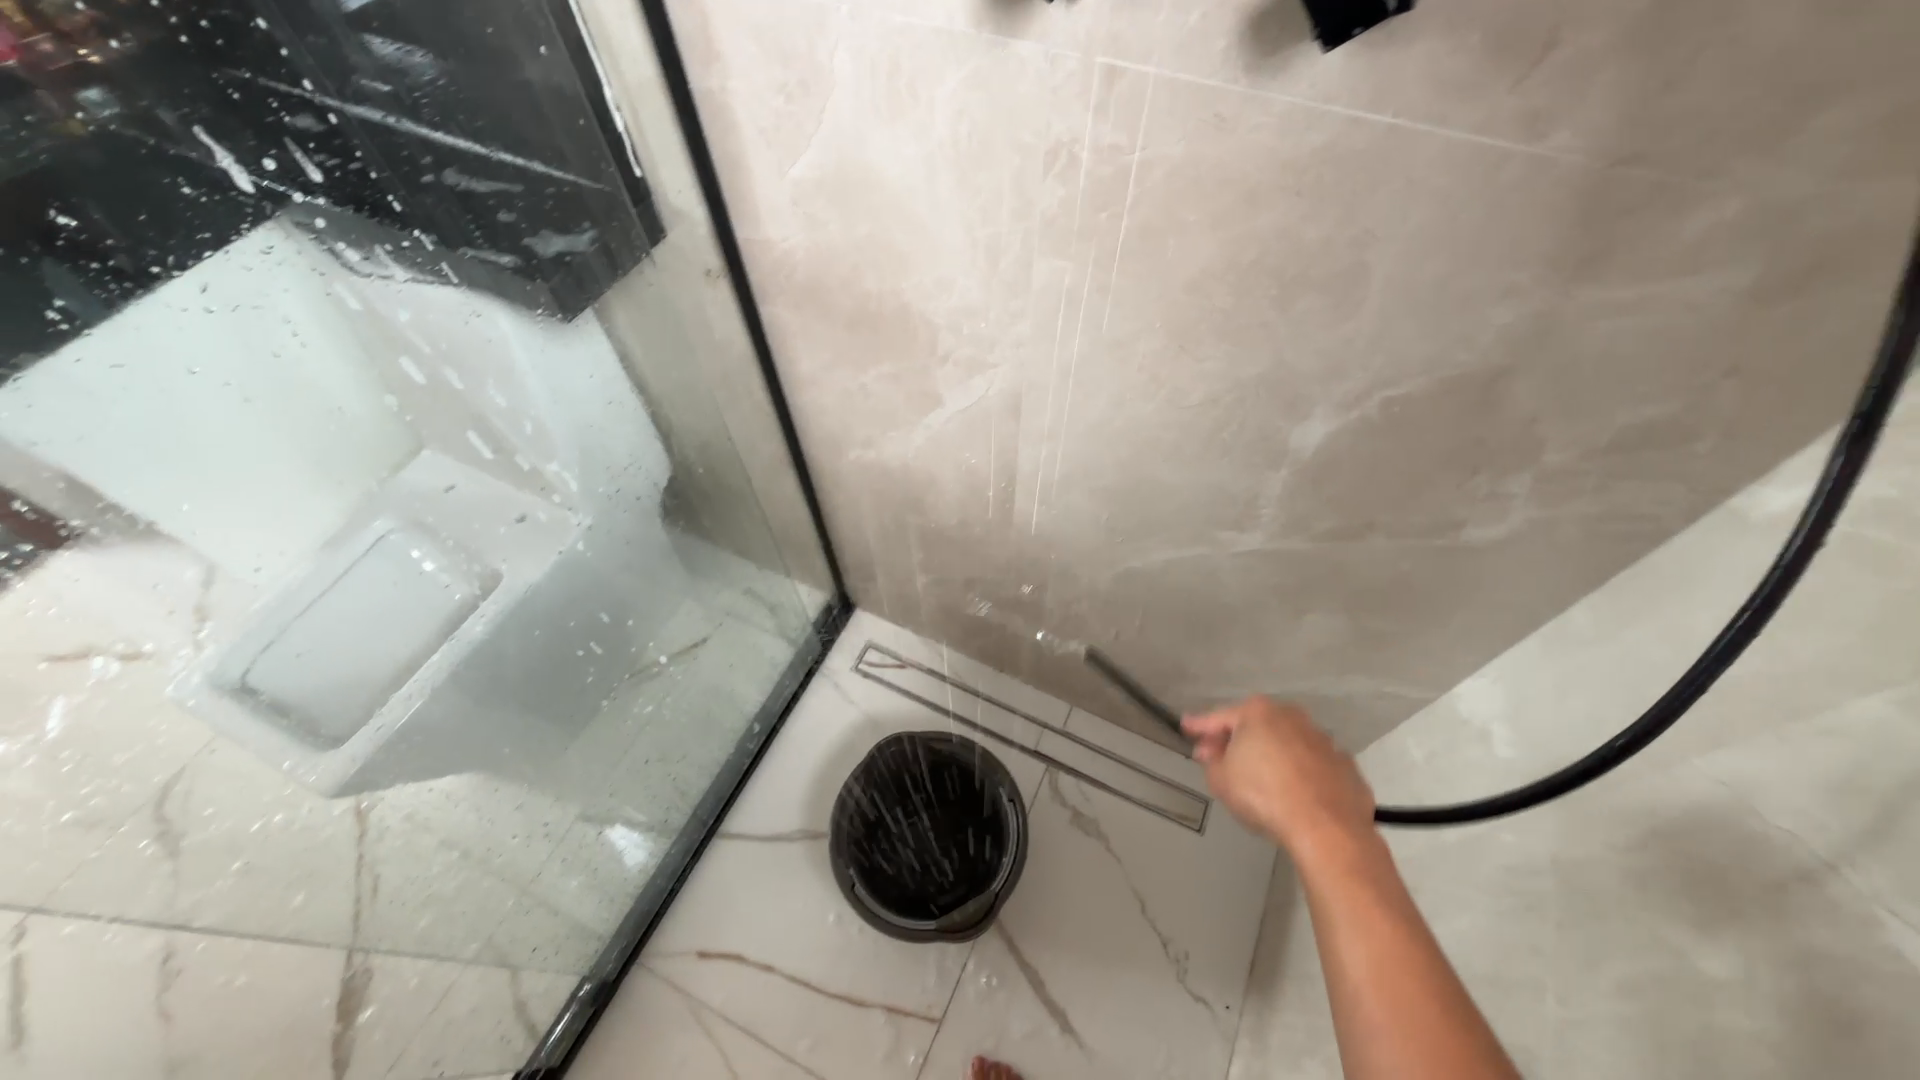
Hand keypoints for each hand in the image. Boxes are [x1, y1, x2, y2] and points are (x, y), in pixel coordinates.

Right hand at [1183, 697, 1376, 862]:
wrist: (1326, 827)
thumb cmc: (1263, 795)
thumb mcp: (1221, 780)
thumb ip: (1211, 760)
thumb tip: (1210, 749)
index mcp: (1258, 713)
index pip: (1219, 718)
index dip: (1199, 725)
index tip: (1186, 726)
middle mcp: (1292, 717)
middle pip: (1257, 725)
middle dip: (1239, 739)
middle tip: (1223, 758)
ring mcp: (1323, 739)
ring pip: (1288, 743)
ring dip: (1273, 755)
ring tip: (1262, 780)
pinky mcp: (1344, 764)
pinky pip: (1313, 764)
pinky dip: (1301, 772)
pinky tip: (1295, 793)